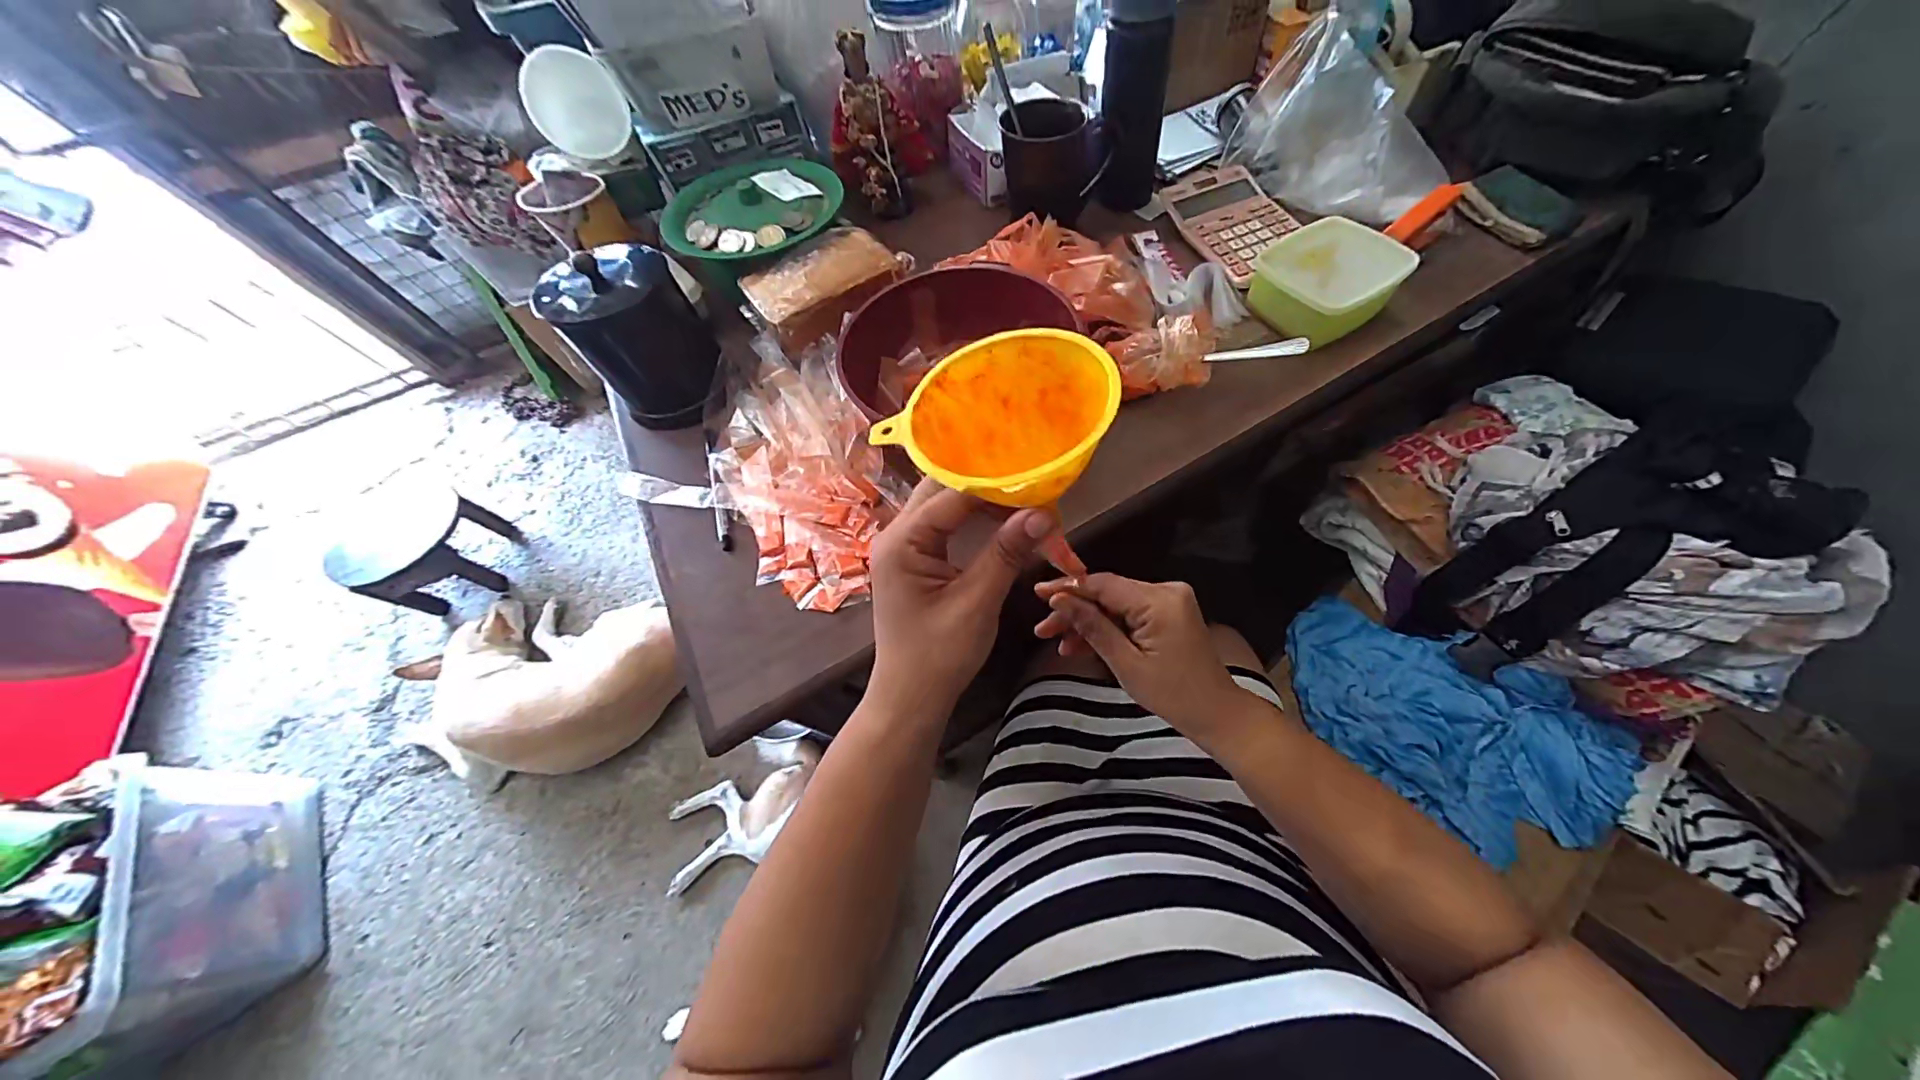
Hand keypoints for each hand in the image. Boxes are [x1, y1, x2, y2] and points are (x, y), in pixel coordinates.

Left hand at [869, 478, 1054, 711]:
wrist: (911, 697)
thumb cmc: (938, 657)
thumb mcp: (976, 603)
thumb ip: (1005, 554)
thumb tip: (1041, 513)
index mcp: (901, 542)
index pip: (952, 494)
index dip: (996, 486)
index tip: (1037, 480)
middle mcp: (897, 534)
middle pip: (945, 490)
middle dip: (990, 487)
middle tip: (1033, 488)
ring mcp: (906, 545)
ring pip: (948, 504)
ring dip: (986, 502)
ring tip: (1027, 502)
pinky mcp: (918, 558)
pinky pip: (949, 525)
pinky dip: (978, 520)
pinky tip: (1006, 520)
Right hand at [1034, 573, 1255, 746]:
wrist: (1215, 712)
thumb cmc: (1172, 693)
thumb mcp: (1125, 663)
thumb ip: (1092, 626)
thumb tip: (1059, 600)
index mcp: (1159, 600)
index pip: (1104, 584)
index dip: (1068, 588)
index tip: (1038, 592)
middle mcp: (1166, 591)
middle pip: (1107, 593)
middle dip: (1074, 610)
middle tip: (1043, 628)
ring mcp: (1168, 600)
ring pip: (1114, 604)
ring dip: (1087, 622)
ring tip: (1058, 643)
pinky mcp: (1167, 612)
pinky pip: (1128, 613)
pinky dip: (1107, 627)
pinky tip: (1080, 645)